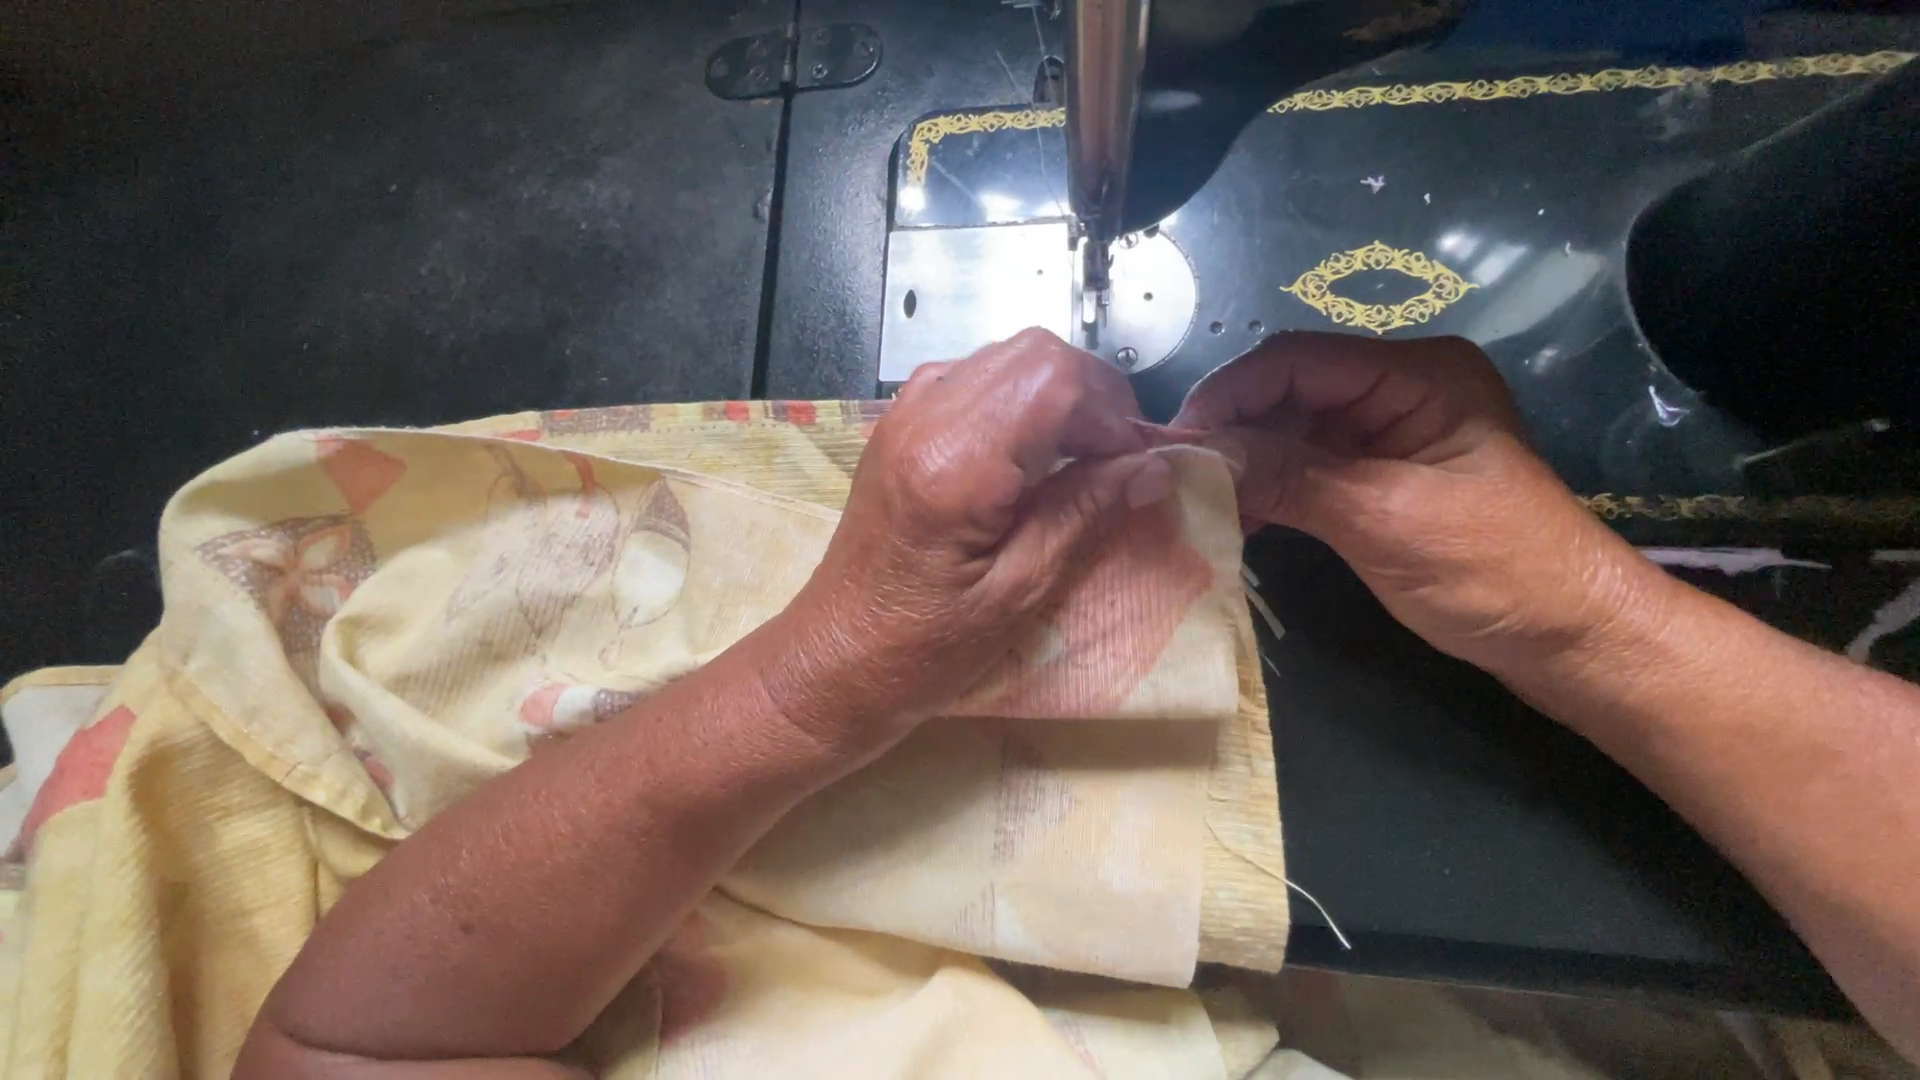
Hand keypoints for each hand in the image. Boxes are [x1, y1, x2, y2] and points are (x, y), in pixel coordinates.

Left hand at [764, 328, 1175, 750]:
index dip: (1113, 415)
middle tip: (1116, 459)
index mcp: (954, 464)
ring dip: (1060, 395)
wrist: (839, 655)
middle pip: (1036, 354)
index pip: (1056, 382)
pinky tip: (1029, 452)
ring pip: (1007, 356)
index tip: (1138, 465)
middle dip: (1094, 396)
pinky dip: (1018, 399)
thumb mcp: (1019, 592)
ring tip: (1080, 457)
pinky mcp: (900, 422)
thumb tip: (1151, 467)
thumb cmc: (925, 646)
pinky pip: (975, 377)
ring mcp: (905, 412)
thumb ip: (1083, 514)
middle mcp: (924, 418)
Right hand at [1173, 332, 1667, 675]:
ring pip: (1283, 432)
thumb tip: (1196, 454)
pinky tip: (1228, 517)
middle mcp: (1392, 391)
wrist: (1563, 638)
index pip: (1296, 360)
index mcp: (1416, 374)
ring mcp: (1378, 436)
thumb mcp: (1383, 518)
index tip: (1175, 442)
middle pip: (1284, 392)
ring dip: (1238, 465)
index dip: (1228, 393)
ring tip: (1191, 499)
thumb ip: (1289, 477)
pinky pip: (1296, 470)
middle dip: (1227, 431)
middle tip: (1172, 476)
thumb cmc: (1492, 569)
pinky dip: (1261, 490)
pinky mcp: (1366, 477)